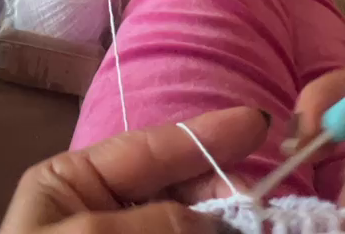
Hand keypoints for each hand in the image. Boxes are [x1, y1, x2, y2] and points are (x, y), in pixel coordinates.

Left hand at [0, 106, 267, 232]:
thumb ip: (151, 224)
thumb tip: (213, 221)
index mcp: (73, 183)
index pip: (150, 148)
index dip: (205, 135)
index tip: (258, 121)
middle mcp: (101, 213)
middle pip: (175, 191)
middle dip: (222, 194)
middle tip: (271, 207)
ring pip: (184, 228)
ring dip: (219, 227)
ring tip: (262, 226)